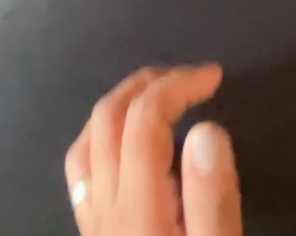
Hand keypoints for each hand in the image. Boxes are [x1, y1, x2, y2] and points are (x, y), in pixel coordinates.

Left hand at [65, 65, 241, 235]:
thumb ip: (212, 200)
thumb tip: (207, 128)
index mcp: (138, 207)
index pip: (144, 120)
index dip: (177, 85)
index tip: (213, 77)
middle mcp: (104, 207)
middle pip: (109, 118)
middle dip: (149, 83)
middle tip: (190, 77)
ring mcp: (91, 221)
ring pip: (88, 139)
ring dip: (122, 102)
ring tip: (160, 94)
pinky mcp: (90, 233)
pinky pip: (82, 169)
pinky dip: (103, 135)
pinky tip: (128, 140)